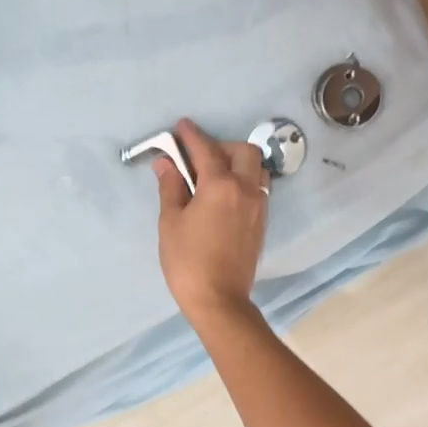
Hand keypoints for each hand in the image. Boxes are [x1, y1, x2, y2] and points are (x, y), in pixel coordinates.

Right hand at [155, 118, 268, 324]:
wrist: (219, 299)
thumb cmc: (187, 262)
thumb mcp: (170, 223)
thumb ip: (171, 188)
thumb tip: (166, 164)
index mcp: (220, 186)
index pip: (205, 150)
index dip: (191, 136)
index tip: (181, 127)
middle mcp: (246, 189)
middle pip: (242, 151)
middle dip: (221, 146)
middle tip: (199, 157)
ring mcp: (259, 206)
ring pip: (256, 169)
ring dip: (238, 163)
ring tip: (215, 175)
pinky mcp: (262, 222)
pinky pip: (258, 188)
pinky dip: (244, 181)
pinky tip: (224, 195)